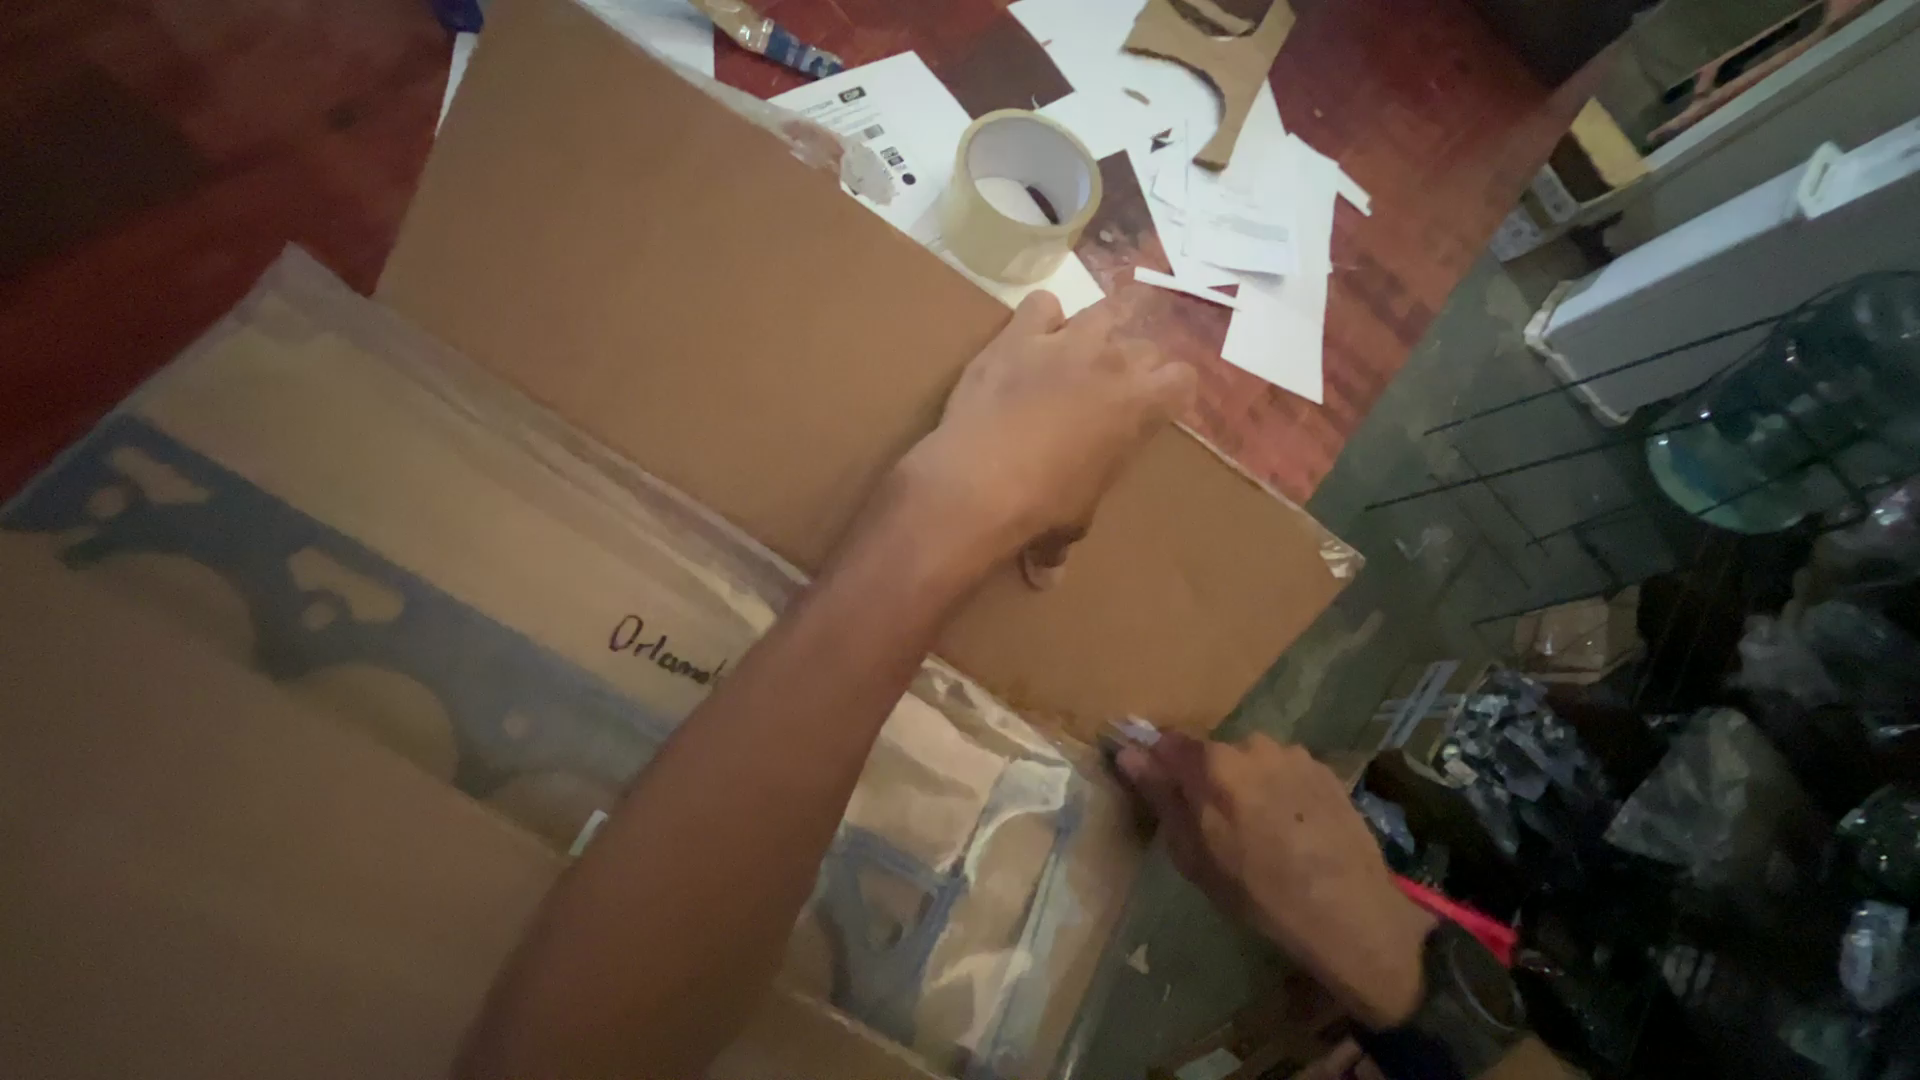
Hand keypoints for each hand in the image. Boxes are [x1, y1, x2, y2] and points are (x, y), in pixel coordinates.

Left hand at [891, 291, 1194, 583]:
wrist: (981, 480)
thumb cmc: (1041, 507)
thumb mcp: (1069, 525)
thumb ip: (1065, 543)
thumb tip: (1048, 580)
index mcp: (1140, 407)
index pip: (1182, 379)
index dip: (1170, 390)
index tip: (1156, 404)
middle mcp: (1113, 362)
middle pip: (1145, 342)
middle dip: (1136, 361)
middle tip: (1113, 385)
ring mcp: (1066, 342)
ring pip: (1104, 309)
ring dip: (1099, 326)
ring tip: (1081, 348)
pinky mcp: (1018, 335)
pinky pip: (1042, 304)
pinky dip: (1041, 318)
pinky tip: (1030, 338)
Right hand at [1118, 733, 1436, 1028]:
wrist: (1351, 913)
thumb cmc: (1258, 892)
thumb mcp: (1193, 854)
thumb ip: (1160, 797)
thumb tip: (1128, 754)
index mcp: (1210, 763)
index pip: (1166, 743)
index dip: (1158, 764)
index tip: (1158, 788)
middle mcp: (1250, 744)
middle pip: (1212, 753)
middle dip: (1206, 779)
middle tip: (1215, 822)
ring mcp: (1292, 754)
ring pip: (1251, 761)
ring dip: (1246, 783)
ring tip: (1261, 827)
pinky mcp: (1325, 770)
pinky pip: (1285, 771)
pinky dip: (1280, 790)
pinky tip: (1292, 827)